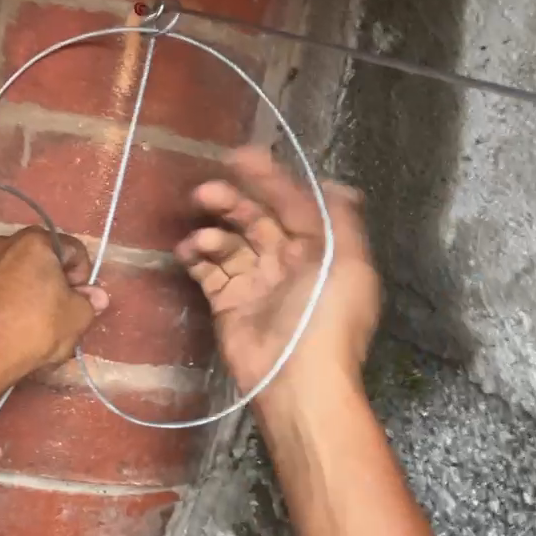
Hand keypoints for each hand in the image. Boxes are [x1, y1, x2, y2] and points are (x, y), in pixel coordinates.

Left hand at [0, 228, 110, 381]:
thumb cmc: (34, 329)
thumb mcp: (76, 318)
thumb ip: (89, 302)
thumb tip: (96, 296)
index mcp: (34, 242)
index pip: (72, 250)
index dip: (82, 275)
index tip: (78, 300)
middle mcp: (1, 243)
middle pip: (38, 257)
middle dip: (51, 280)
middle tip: (56, 310)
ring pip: (10, 271)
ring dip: (23, 287)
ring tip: (26, 319)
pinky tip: (1, 321)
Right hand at [176, 147, 379, 412]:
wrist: (294, 380)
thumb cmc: (325, 319)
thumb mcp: (348, 265)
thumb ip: (340, 221)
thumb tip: (335, 183)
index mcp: (320, 248)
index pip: (291, 203)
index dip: (268, 179)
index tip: (239, 156)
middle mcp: (287, 260)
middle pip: (255, 218)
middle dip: (231, 202)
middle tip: (204, 192)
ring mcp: (254, 280)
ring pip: (228, 241)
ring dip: (211, 232)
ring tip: (199, 240)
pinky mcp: (226, 301)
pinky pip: (207, 270)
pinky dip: (195, 257)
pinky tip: (188, 253)